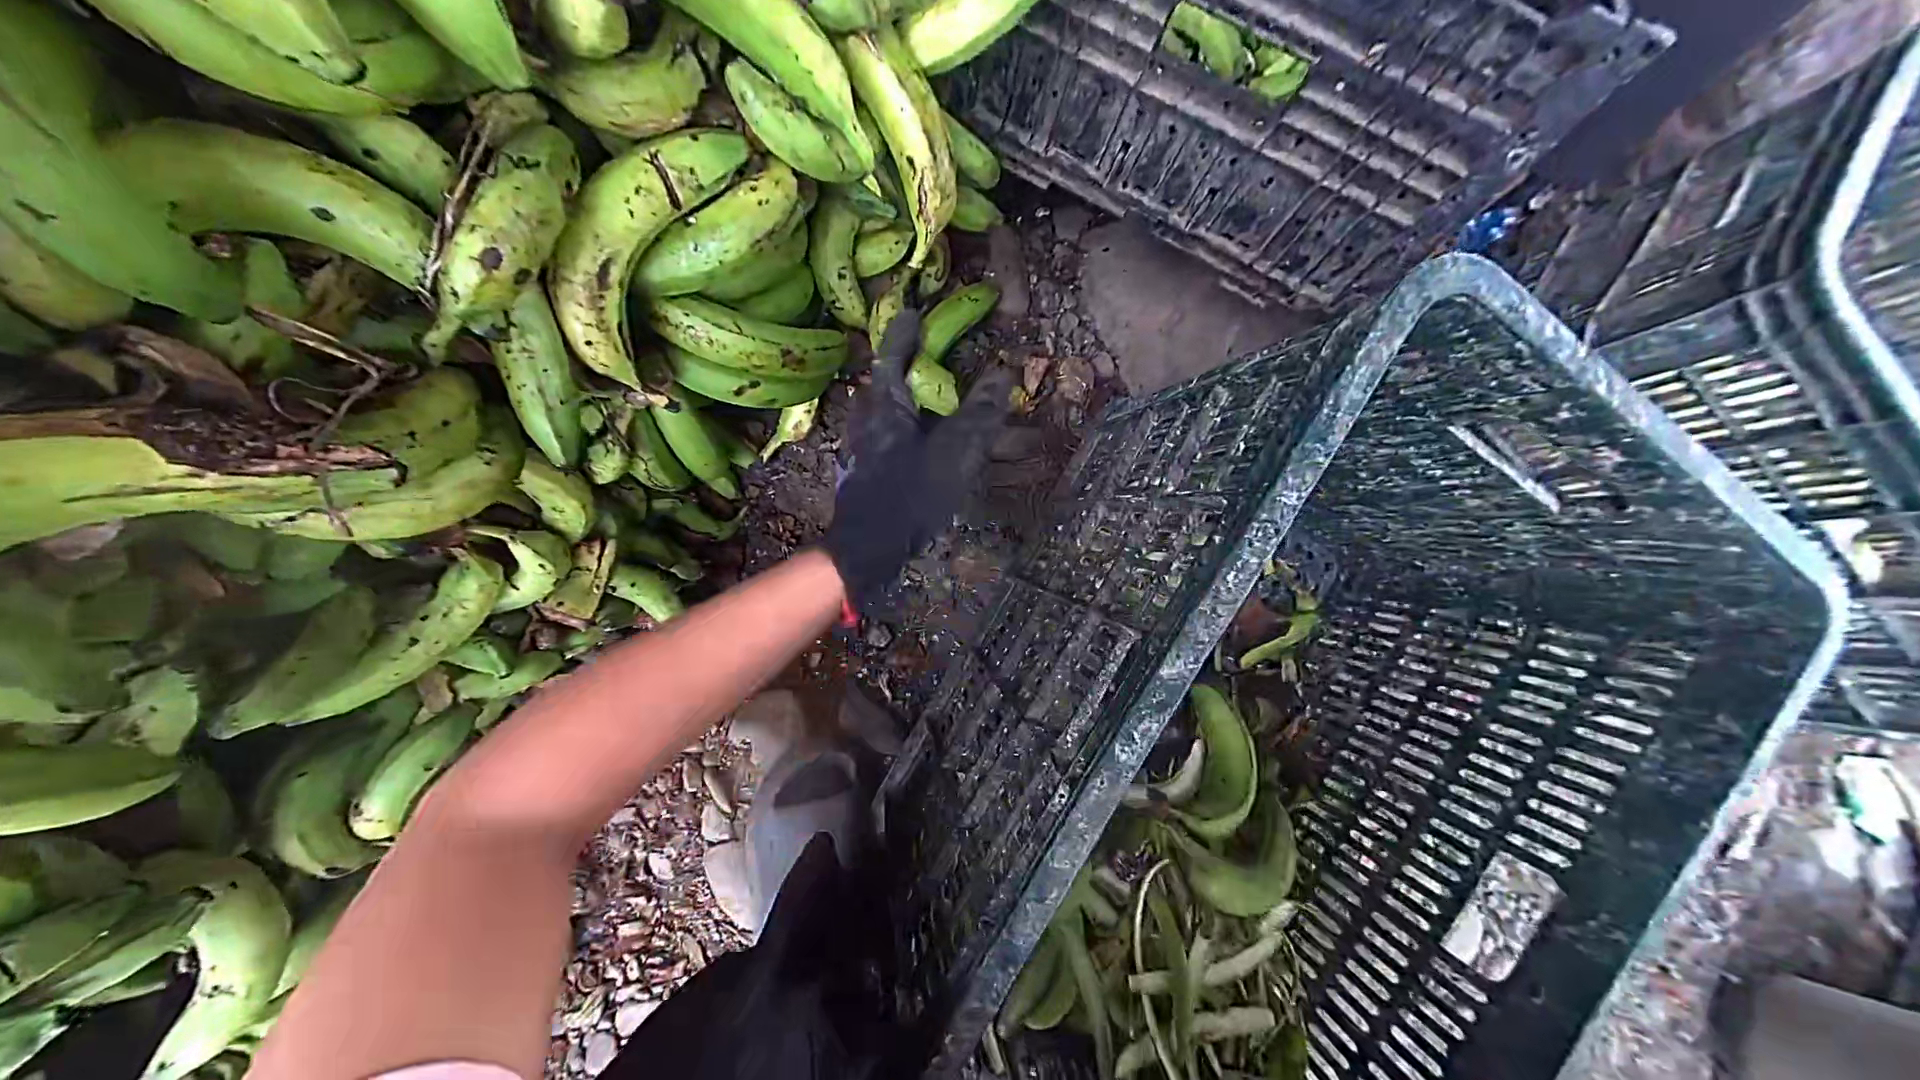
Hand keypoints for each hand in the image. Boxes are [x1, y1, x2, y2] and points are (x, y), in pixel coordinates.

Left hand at [824, 309, 1009, 611]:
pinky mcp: (871, 473)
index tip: (914, 311)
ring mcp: (867, 449)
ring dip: (923, 407)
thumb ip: (980, 412)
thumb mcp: (955, 452)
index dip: (904, 332)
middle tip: (934, 357)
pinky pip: (898, 442)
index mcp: (884, 406)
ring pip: (898, 416)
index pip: (892, 355)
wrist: (870, 551)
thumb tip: (1004, 372)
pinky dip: (920, 436)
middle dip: (914, 370)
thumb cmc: (910, 495)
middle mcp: (870, 421)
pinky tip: (939, 448)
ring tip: (948, 404)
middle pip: (893, 385)